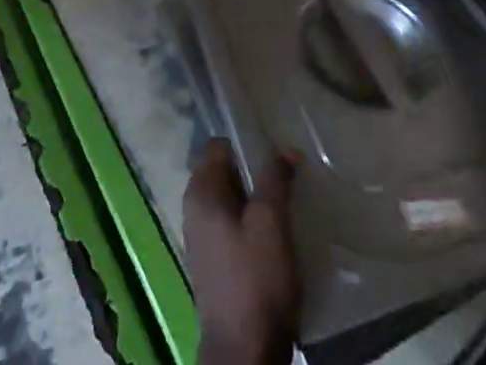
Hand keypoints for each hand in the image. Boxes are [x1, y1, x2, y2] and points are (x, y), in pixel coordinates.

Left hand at [183, 139, 298, 364]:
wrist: (244, 349)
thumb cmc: (256, 277)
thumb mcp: (271, 220)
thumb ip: (274, 177)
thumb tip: (283, 149)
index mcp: (201, 194)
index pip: (219, 146)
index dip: (246, 141)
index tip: (276, 146)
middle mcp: (195, 210)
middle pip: (227, 171)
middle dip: (257, 168)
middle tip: (290, 172)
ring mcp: (204, 237)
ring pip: (234, 199)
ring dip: (259, 196)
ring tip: (290, 198)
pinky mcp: (217, 260)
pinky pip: (235, 224)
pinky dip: (255, 220)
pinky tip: (279, 229)